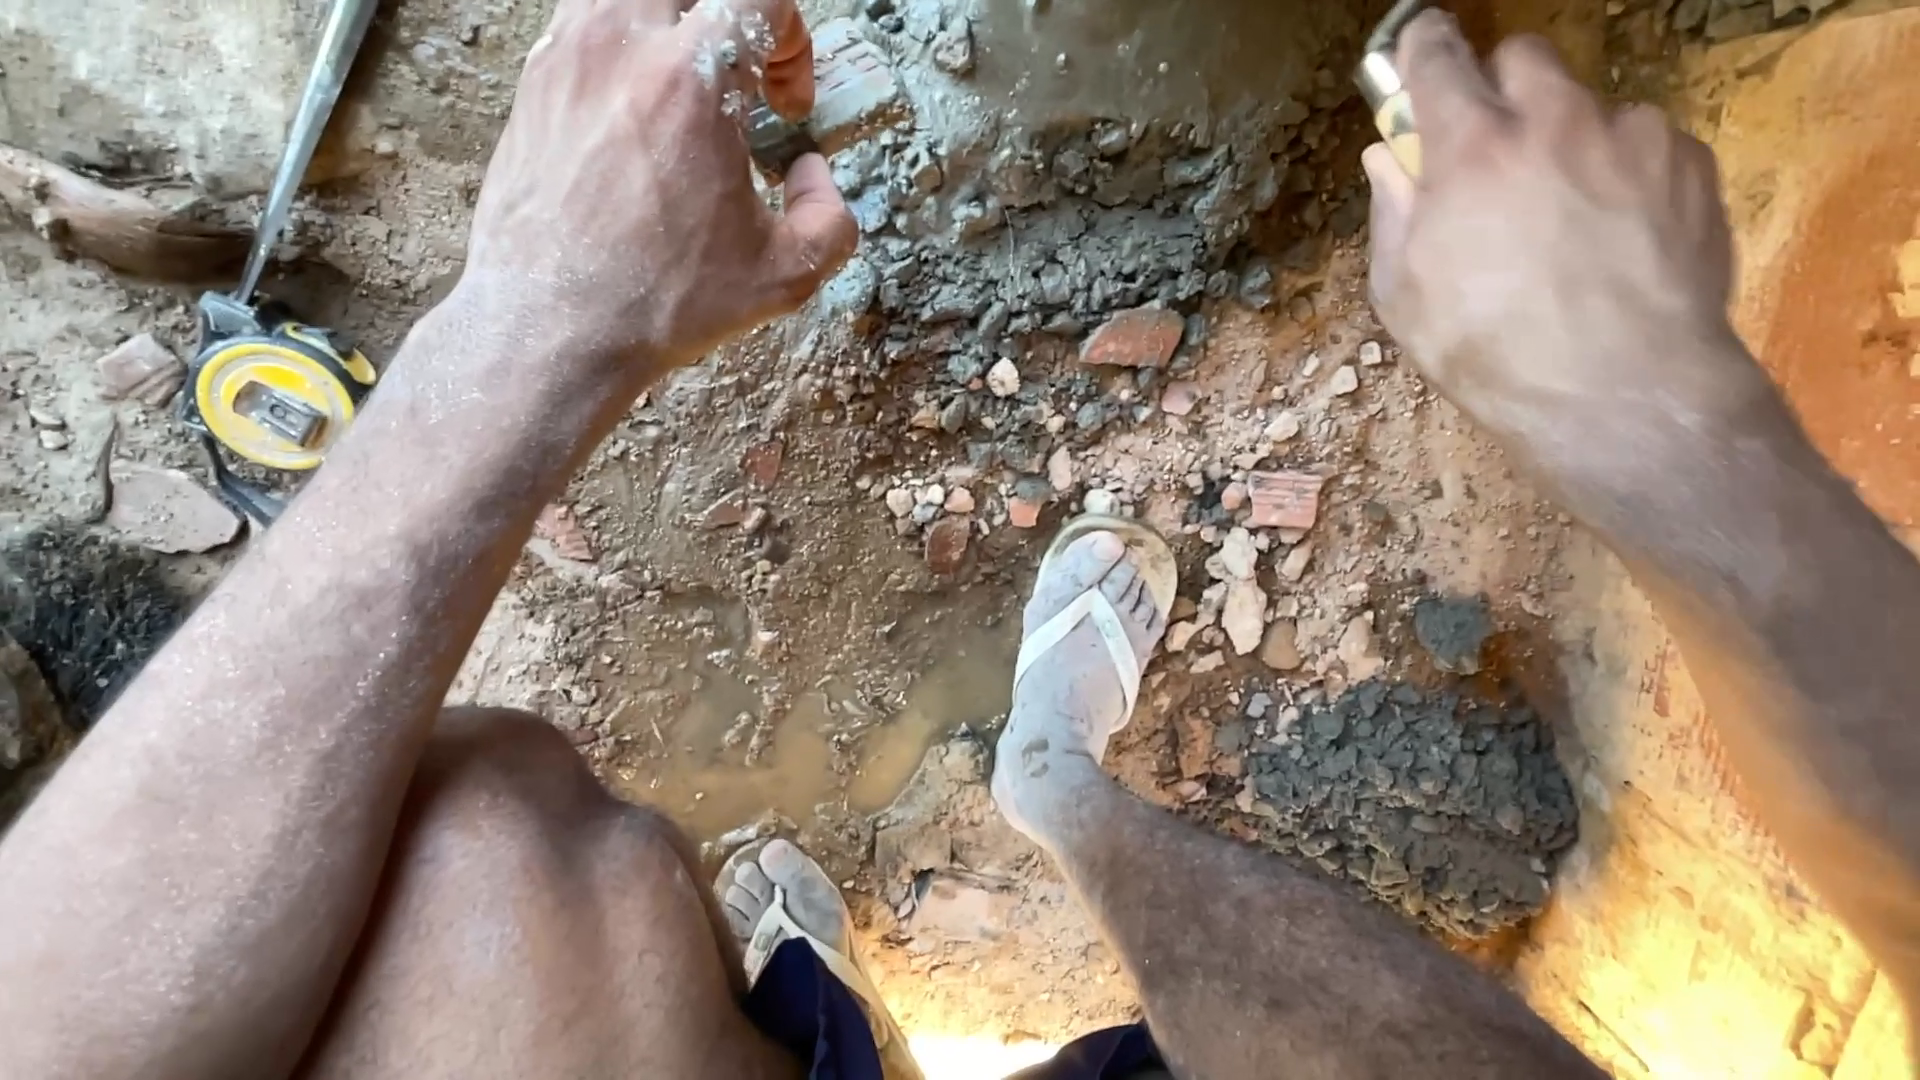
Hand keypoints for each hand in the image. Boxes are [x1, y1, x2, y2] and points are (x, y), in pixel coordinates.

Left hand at [458, 0, 857, 384]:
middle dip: (730, 19)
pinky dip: (625, 58)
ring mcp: (567, 59)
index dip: (791, 39)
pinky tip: (640, 125)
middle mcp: (621, 48)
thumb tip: (814, 176)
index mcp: (691, 83)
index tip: (788, 101)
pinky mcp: (533, 86)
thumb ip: (830, 219)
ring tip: (688, 99)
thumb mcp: (784, 277)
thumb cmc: (662, 302)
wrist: (556, 327)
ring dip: (671, 30)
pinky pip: (585, 31)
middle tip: (742, 82)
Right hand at [1365, 12, 1763, 481]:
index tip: (1414, 47)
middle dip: (1497, 90)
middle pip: (1521, 57)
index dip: (1420, 48)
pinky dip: (1613, 169)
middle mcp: (1552, 120)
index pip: (1438, 62)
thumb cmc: (1481, 348)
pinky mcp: (1687, 160)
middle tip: (1488, 150)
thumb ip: (1393, 212)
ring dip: (1560, 136)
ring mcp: (1629, 134)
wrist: (1612, 387)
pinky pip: (1639, 141)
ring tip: (1558, 212)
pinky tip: (1608, 232)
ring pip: (1584, 103)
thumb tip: (1387, 158)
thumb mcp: (1402, 294)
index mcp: (1470, 151)